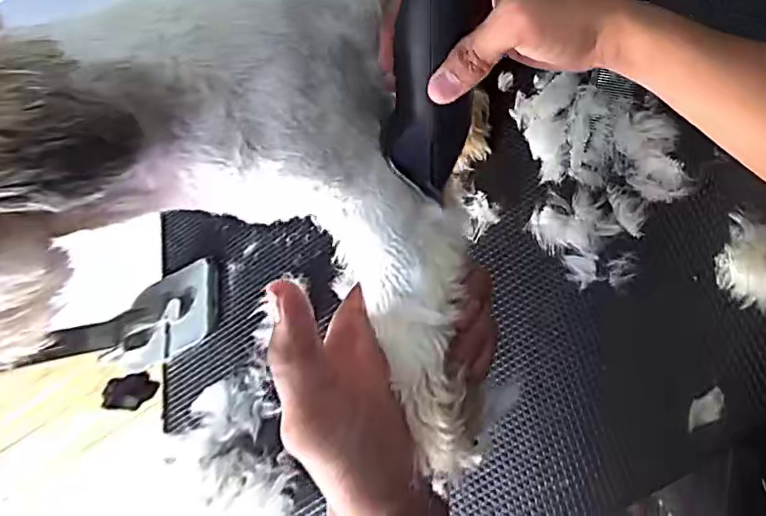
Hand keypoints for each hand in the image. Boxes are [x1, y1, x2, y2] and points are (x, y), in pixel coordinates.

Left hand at [266, 269, 496, 515]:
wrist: (391, 499)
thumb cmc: (347, 459)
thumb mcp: (308, 406)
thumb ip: (293, 349)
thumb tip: (281, 288)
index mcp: (361, 326)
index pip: (398, 272)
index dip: (421, 273)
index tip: (436, 294)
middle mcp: (397, 327)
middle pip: (445, 281)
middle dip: (462, 302)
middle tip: (457, 332)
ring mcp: (430, 343)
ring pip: (471, 302)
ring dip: (476, 328)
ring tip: (460, 361)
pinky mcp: (457, 359)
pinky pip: (484, 332)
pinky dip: (484, 348)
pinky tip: (468, 373)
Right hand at [388, 0, 636, 104]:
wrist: (608, 36)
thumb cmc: (568, 13)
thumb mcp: (516, 23)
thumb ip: (472, 52)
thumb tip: (435, 86)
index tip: (391, 4)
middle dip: (407, 15)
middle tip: (388, 49)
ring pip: (445, 13)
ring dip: (425, 36)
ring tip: (397, 66)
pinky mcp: (497, 25)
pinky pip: (463, 35)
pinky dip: (445, 51)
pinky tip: (427, 71)